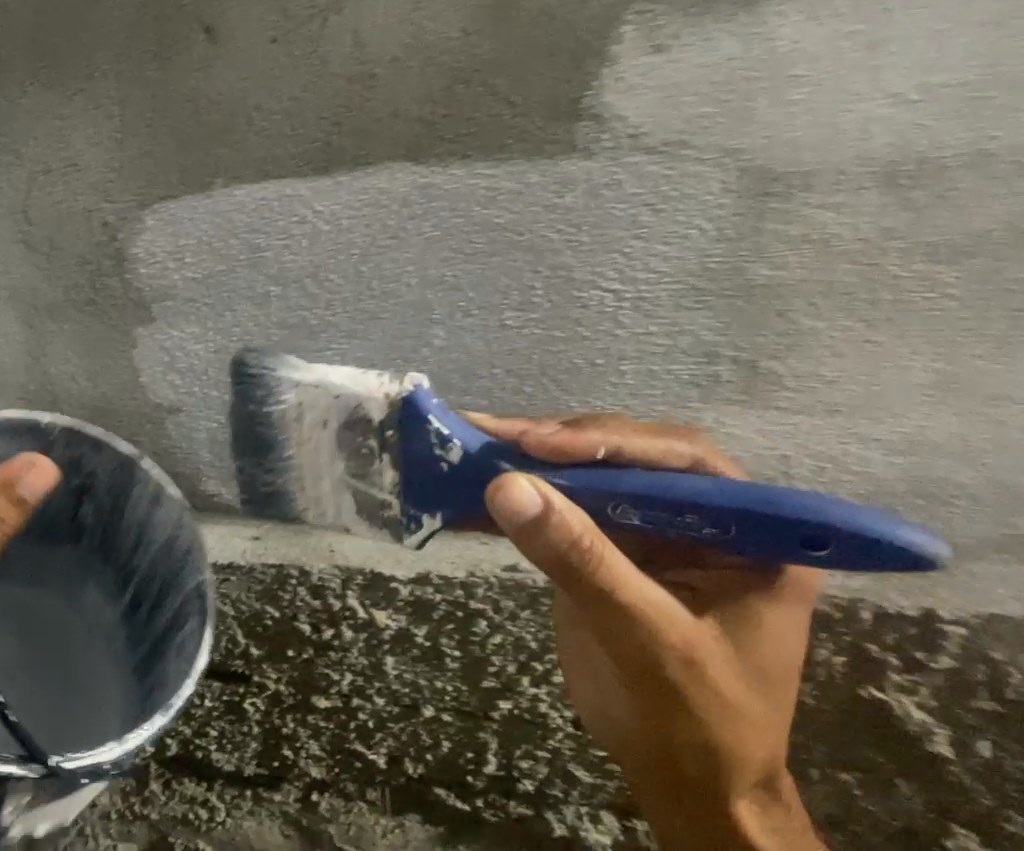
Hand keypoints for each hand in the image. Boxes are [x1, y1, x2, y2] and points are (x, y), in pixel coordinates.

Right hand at [466, 414, 826, 850]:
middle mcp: (704, 522)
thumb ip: (581, 558)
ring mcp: (652, 535)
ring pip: (585, 479)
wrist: (687, 783)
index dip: (610, 443)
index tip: (538, 443)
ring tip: (468, 444)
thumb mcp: (644, 637)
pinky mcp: (606, 553)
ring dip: (525, 465)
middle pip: (627, 460)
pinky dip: (512, 505)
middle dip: (556, 445)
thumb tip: (506, 484)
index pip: (684, 462)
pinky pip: (558, 514)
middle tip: (489, 434)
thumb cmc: (695, 719)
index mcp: (752, 535)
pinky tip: (463, 494)